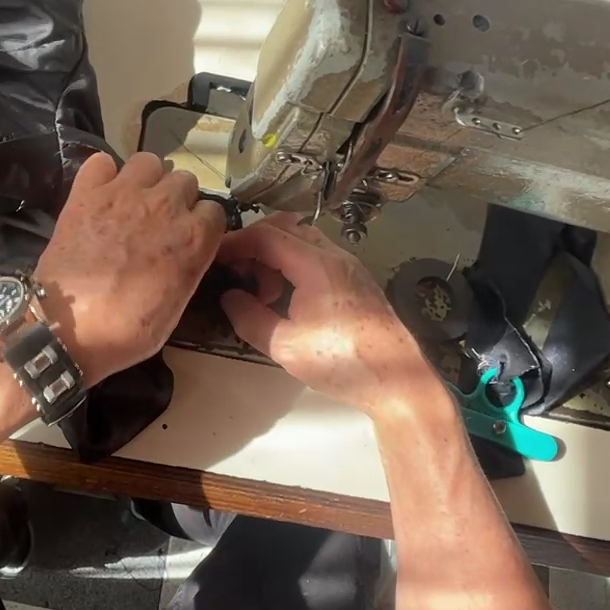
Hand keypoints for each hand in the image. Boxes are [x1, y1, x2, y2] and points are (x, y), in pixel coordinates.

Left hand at [34, 152, 226, 381]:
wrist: (69, 327)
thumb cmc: (127, 331)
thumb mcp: (175, 309)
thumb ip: (186, 270)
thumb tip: (181, 258)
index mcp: (193, 238)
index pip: (214, 211)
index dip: (199, 225)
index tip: (185, 239)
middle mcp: (166, 206)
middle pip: (184, 182)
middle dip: (174, 200)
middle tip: (156, 224)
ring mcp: (124, 194)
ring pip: (148, 162)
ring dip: (145, 179)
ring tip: (131, 202)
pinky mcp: (86, 193)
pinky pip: (101, 162)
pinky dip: (102, 174)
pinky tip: (98, 193)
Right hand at [216, 212, 447, 423]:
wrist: (397, 381)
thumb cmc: (342, 364)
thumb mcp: (284, 346)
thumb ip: (250, 318)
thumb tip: (229, 298)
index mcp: (317, 266)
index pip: (267, 236)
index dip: (235, 242)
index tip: (213, 256)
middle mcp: (336, 256)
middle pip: (285, 227)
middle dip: (254, 245)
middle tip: (235, 272)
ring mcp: (349, 266)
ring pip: (301, 240)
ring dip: (274, 257)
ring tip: (262, 294)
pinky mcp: (355, 279)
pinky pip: (315, 256)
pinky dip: (292, 265)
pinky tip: (285, 299)